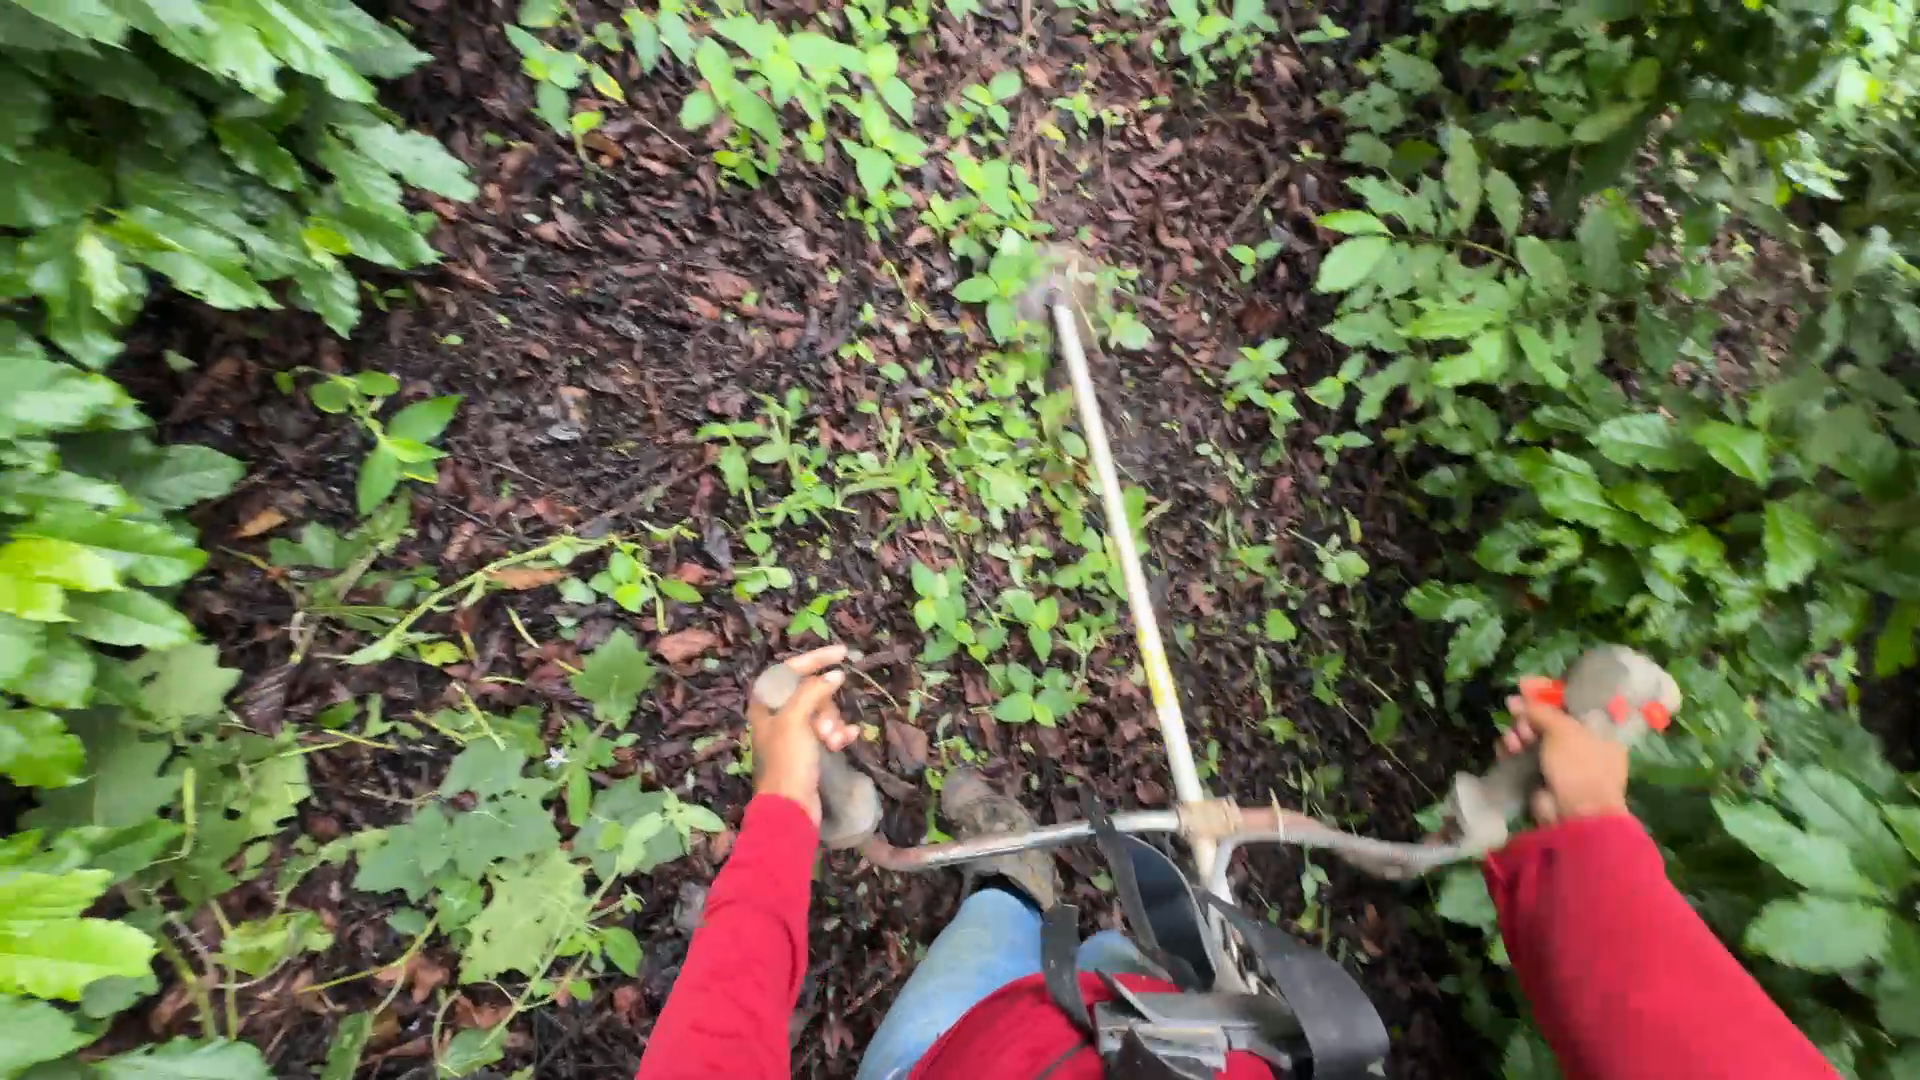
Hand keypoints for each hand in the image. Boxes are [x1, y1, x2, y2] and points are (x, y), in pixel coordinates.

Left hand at [748, 645, 859, 824]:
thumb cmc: (788, 761)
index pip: (791, 668)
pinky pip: (829, 730)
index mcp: (765, 703)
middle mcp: (777, 715)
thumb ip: (814, 691)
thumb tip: (835, 674)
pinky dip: (839, 733)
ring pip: (823, 712)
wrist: (790, 810)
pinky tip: (847, 740)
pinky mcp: (808, 750)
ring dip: (834, 723)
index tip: (843, 653)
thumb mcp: (796, 720)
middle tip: (827, 728)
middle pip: (812, 692)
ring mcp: (793, 733)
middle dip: (826, 706)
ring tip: (834, 741)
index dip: (816, 658)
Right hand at [1499, 676, 1630, 825]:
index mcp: (1599, 731)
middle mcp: (1581, 743)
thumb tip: (1515, 700)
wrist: (1575, 813)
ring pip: (1530, 734)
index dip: (1548, 691)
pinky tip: (1507, 750)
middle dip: (1528, 715)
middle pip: (1546, 717)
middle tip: (1519, 716)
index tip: (1524, 684)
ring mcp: (1560, 760)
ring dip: (1518, 733)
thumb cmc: (1580, 767)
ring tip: (1515, 741)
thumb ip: (1539, 710)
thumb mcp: (1563, 730)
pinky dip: (1512, 749)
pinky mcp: (1540, 773)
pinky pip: (1521, 753)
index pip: (1572, 702)